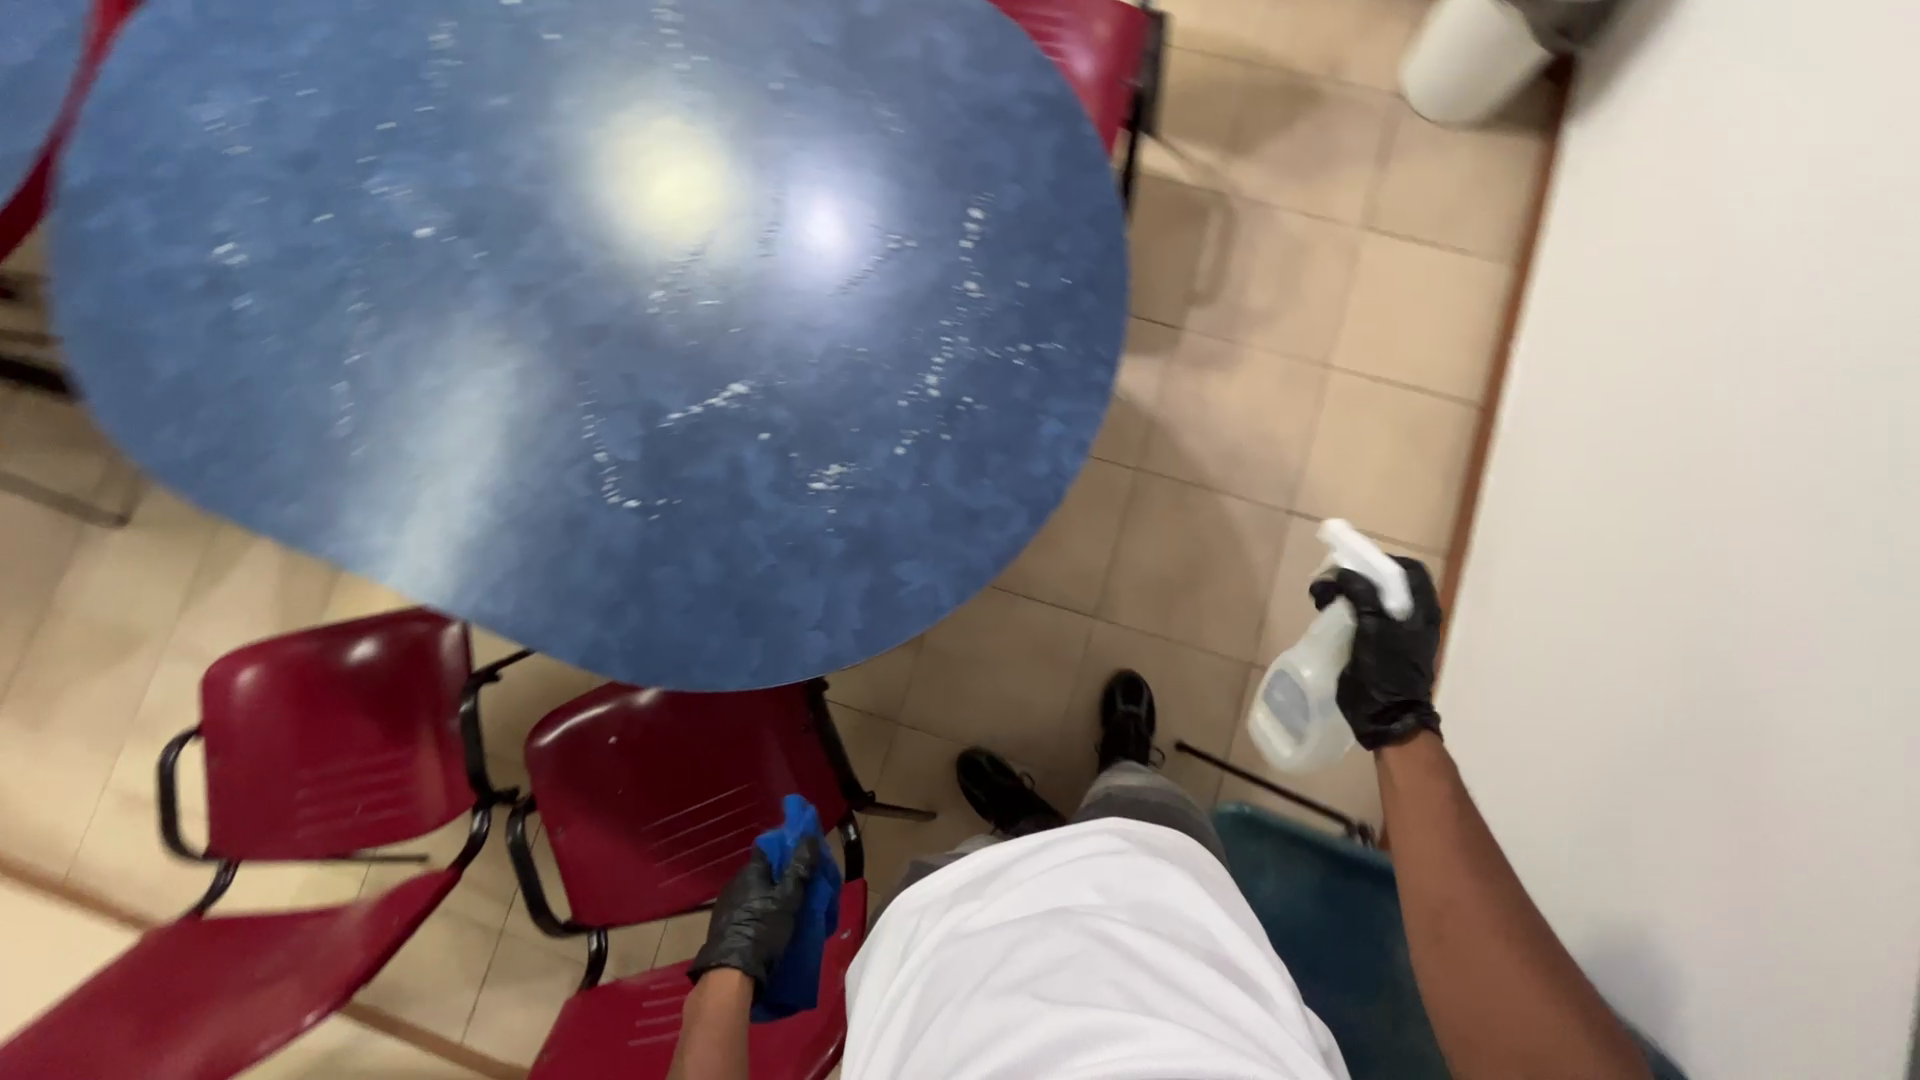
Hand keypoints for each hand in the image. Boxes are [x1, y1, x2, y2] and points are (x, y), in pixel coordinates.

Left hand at [687, 836, 819, 986]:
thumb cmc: (762, 929)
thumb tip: (810, 836)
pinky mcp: (721, 926)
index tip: (802, 857)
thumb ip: (800, 868)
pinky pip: (744, 910)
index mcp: (750, 871)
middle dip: (778, 876)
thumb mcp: (789, 898)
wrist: (730, 972)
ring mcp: (725, 904)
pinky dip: (757, 912)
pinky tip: (766, 924)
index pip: (768, 849)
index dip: (785, 850)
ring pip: (752, 892)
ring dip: (766, 896)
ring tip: (785, 908)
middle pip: (761, 872)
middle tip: (799, 887)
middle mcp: (734, 882)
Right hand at [1309, 557, 1443, 749]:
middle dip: (1354, 577)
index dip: (1378, 561)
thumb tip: (1344, 573)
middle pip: (1384, 581)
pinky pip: (1361, 615)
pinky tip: (1327, 613)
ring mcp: (1395, 631)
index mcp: (1421, 610)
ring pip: (1369, 597)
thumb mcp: (1375, 629)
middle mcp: (1412, 616)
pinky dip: (1343, 609)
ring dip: (1344, 592)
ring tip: (1321, 597)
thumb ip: (1364, 595)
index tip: (1349, 565)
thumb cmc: (1386, 674)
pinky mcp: (1377, 644)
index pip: (1405, 569)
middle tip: (1328, 582)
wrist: (1387, 719)